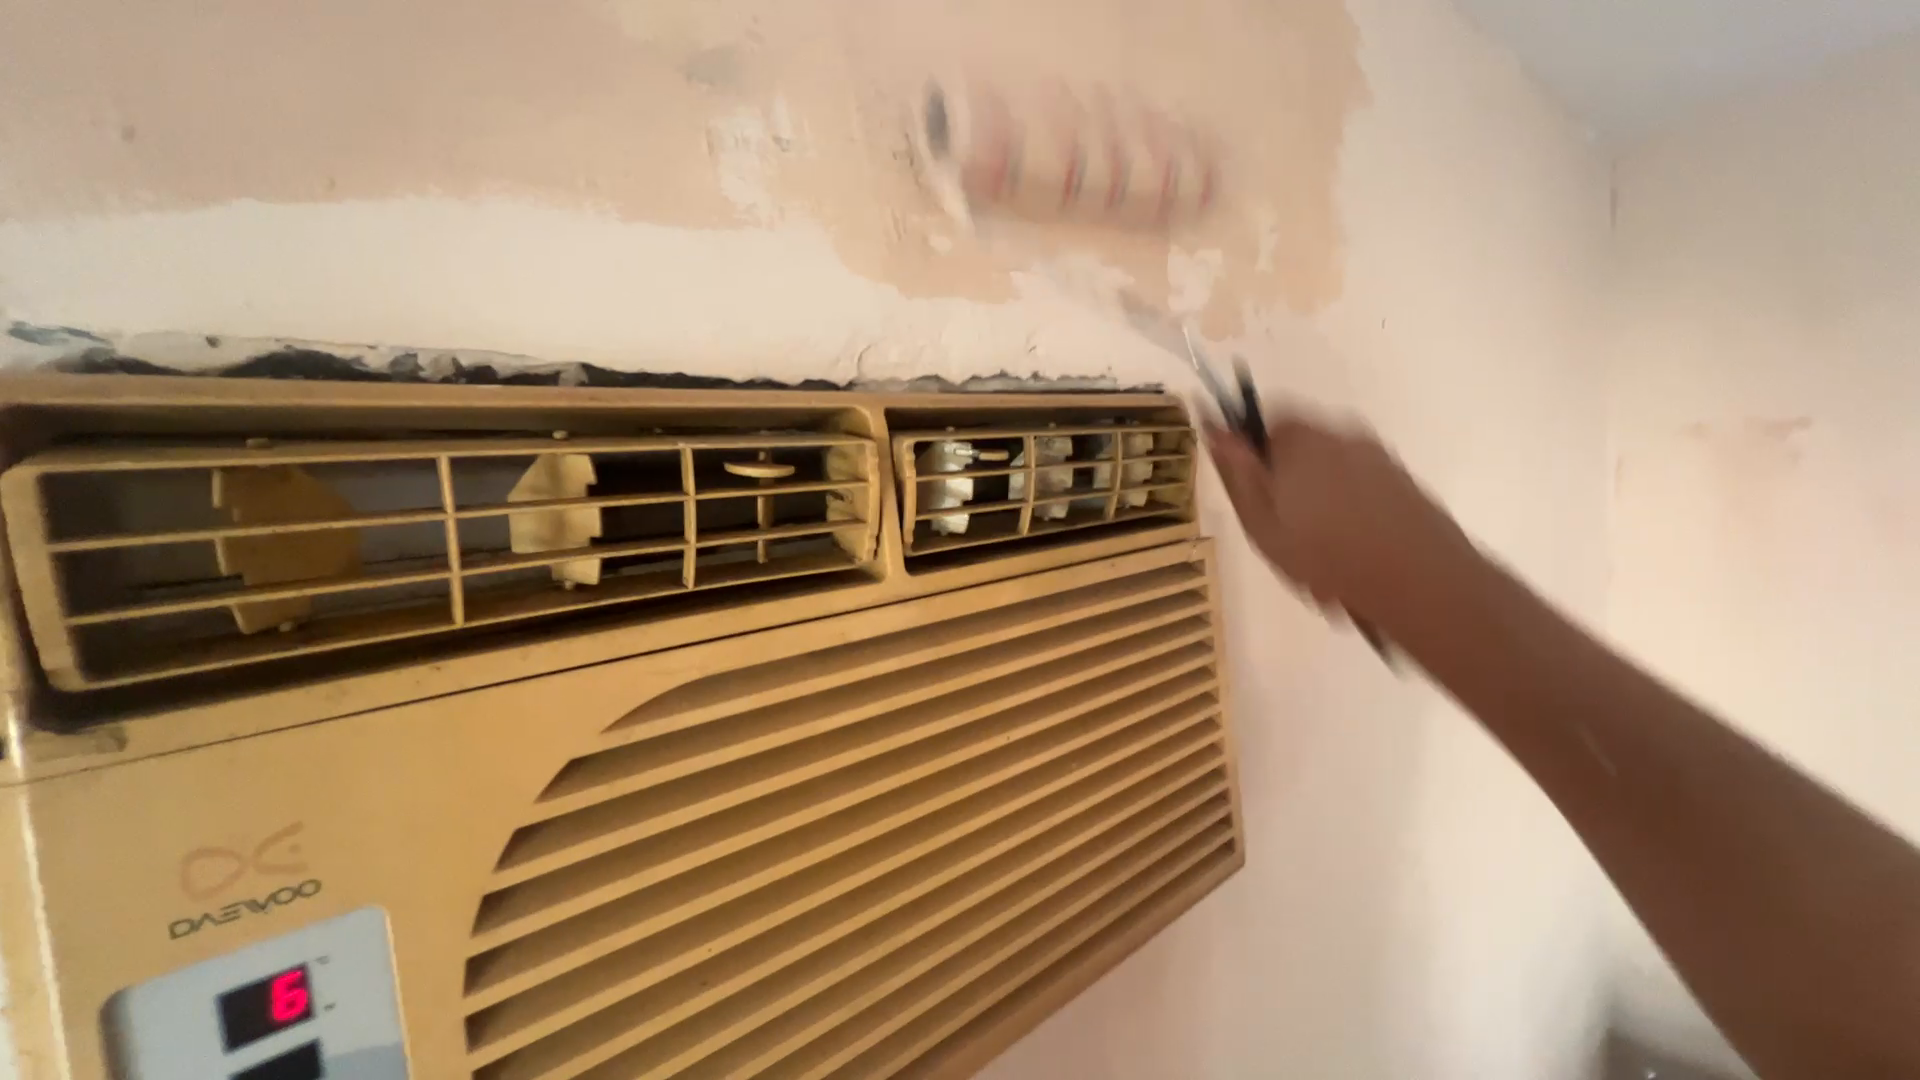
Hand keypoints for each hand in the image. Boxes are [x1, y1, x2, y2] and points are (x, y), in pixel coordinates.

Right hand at [1204, 415, 1470, 621]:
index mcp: (1302, 439)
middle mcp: (1343, 436)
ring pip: (1331, 469)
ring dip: (1317, 499)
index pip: (1265, 419)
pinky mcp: (1404, 485)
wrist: (1421, 583)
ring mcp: (1379, 459)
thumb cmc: (1324, 554)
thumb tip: (1213, 426)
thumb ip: (1236, 471)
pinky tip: (1348, 552)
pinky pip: (1360, 488)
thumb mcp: (1259, 520)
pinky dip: (1348, 511)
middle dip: (1285, 478)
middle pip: (1301, 446)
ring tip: (1316, 550)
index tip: (1250, 492)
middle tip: (1278, 528)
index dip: (1251, 452)